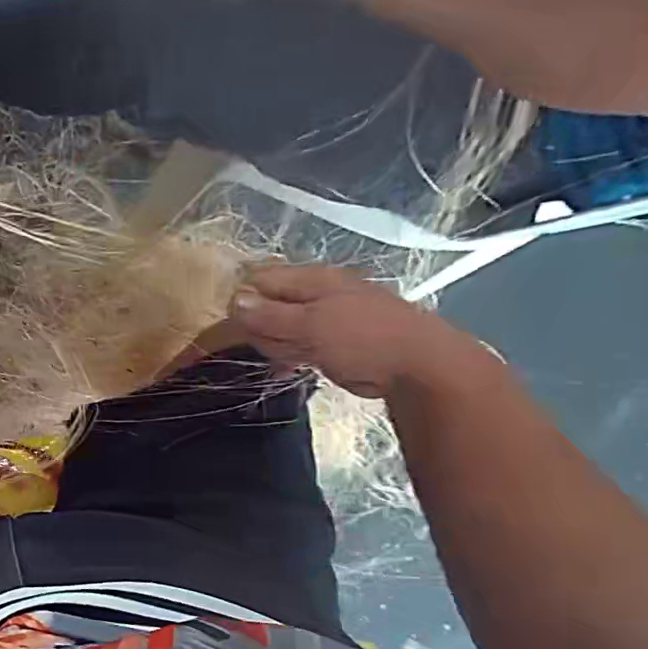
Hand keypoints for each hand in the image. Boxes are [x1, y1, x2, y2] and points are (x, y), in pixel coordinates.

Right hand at [226, 264, 498, 398]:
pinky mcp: (330, 340)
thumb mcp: (310, 325)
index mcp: (312, 279)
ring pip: (279, 326)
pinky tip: (287, 368)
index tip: (229, 325)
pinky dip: (288, 355)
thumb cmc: (363, 339)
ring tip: (283, 358)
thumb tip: (233, 301)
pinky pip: (296, 343)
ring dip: (273, 344)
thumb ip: (269, 315)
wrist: (418, 367)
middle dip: (257, 326)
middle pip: (267, 303)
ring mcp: (324, 316)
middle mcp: (316, 292)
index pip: (260, 279)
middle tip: (266, 345)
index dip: (240, 298)